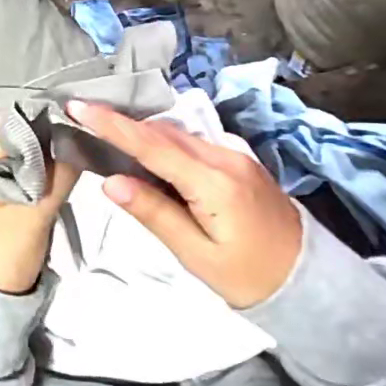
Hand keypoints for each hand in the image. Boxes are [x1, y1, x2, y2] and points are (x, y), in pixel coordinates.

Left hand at [0, 125, 80, 294]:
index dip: (43, 123)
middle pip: (8, 130)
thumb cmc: (7, 255)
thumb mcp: (38, 212)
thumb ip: (61, 173)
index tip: (74, 124)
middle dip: (40, 130)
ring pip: (11, 143)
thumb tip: (80, 138)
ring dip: (37, 144)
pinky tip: (54, 163)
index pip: (11, 127)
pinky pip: (10, 159)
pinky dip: (31, 158)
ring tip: (68, 146)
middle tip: (74, 134)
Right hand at [68, 100, 301, 308]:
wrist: (308, 278)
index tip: (78, 106)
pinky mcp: (240, 159)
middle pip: (163, 132)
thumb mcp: (196, 255)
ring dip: (142, 130)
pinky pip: (194, 142)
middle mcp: (226, 156)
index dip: (112, 125)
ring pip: (179, 134)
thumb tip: (111, 182)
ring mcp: (236, 154)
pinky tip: (147, 150)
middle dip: (121, 121)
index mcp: (214, 182)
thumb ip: (154, 213)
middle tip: (81, 115)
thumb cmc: (249, 276)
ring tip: (104, 129)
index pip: (152, 145)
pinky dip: (165, 141)